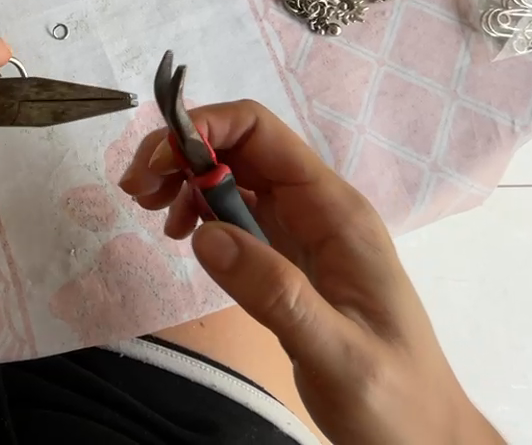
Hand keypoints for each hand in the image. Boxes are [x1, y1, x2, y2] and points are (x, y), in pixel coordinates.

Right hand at [119, 101, 502, 444]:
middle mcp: (313, 204)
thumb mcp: (339, 356)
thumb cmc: (395, 403)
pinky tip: (179, 235)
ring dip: (179, 177)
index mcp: (334, 209)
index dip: (204, 129)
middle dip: (178, 153)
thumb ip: (276, 293)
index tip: (159, 164)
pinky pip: (227, 207)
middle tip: (136, 188)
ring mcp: (296, 226)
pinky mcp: (280, 250)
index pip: (259, 131)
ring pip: (226, 172)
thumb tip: (205, 233)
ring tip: (148, 208)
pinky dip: (192, 208)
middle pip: (234, 145)